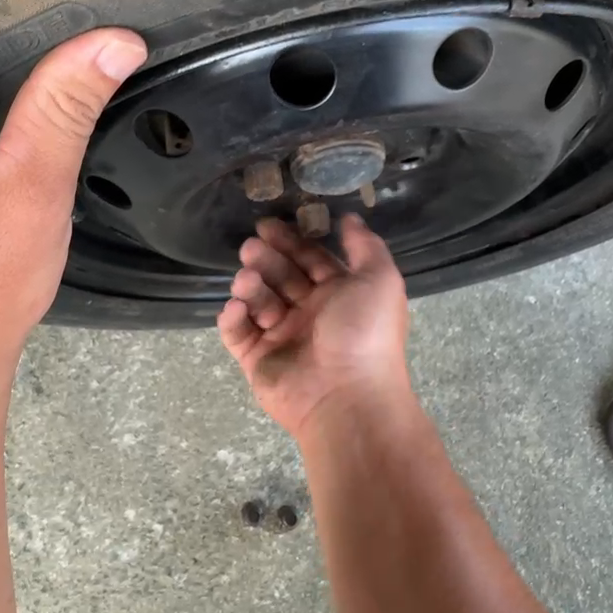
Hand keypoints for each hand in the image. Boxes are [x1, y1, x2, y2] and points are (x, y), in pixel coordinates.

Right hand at [217, 215, 412, 440]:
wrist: (346, 396)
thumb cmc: (364, 332)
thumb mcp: (379, 279)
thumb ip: (365, 245)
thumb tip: (351, 217)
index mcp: (339, 294)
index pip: (309, 259)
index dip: (291, 240)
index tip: (267, 223)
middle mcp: (310, 313)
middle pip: (280, 276)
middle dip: (265, 259)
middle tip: (251, 247)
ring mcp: (282, 338)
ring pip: (257, 301)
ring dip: (250, 285)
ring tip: (247, 281)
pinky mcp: (257, 361)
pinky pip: (238, 333)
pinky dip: (233, 318)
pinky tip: (236, 307)